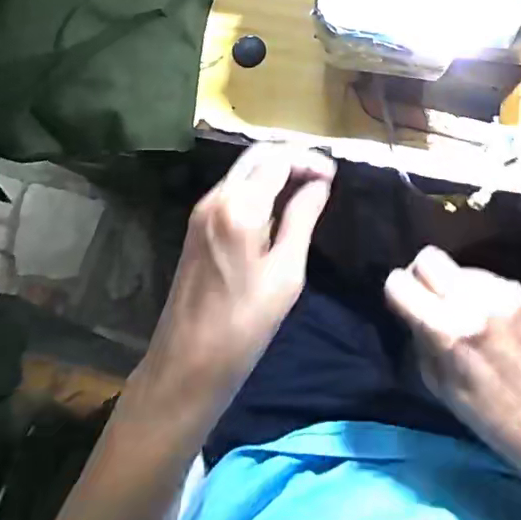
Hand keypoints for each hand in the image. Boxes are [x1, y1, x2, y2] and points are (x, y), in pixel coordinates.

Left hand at [139, 143, 334, 414]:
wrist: (186, 362)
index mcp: (238, 207)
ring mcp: (202, 210)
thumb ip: (301, 220)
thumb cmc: (243, 327)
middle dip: (291, 157)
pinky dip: (258, 186)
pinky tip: (280, 204)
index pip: (277, 159)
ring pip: (243, 170)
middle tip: (324, 175)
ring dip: (275, 169)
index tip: (335, 174)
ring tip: (309, 186)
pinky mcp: (197, 224)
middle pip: (257, 156)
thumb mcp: (285, 275)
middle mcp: (216, 197)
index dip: (308, 159)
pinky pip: (233, 189)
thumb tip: (320, 184)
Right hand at [384, 246, 520, 477]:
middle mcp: (471, 301)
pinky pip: (479, 277)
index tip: (404, 306)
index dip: (397, 293)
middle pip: (427, 257)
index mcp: (446, 330)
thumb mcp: (436, 382)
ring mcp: (498, 292)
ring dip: (451, 285)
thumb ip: (419, 336)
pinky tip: (486, 317)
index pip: (398, 283)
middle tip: (428, 301)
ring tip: (464, 314)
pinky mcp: (517, 290)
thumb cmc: (487, 414)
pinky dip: (475, 292)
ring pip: (455, 267)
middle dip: (421, 276)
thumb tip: (410, 307)